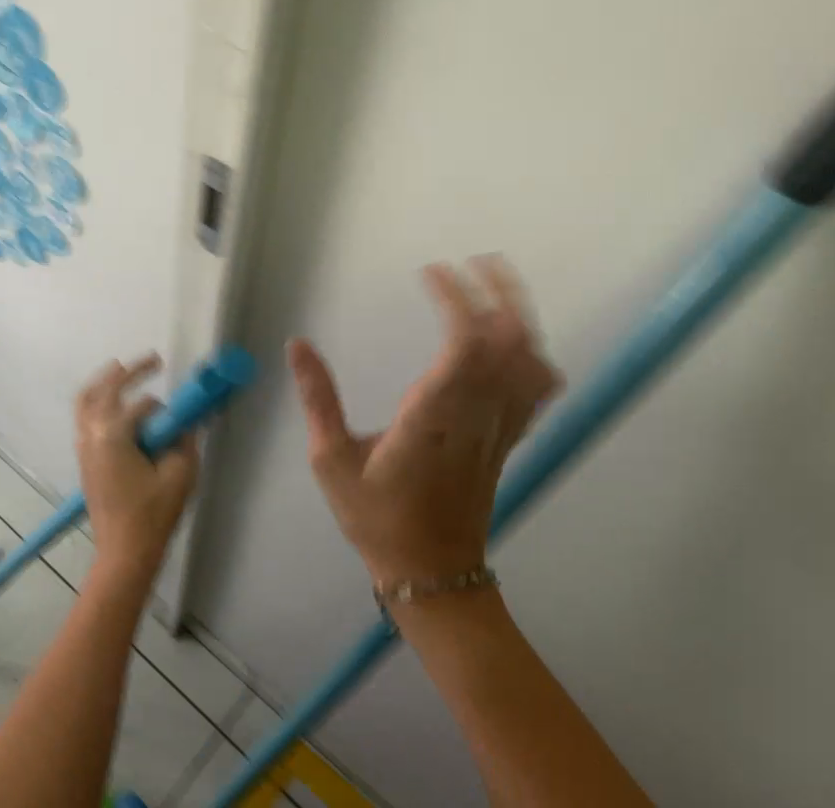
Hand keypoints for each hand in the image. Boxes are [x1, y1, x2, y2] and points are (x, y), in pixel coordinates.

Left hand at [74, 353, 199, 571]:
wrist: (124, 552)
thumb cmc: (153, 514)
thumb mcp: (181, 475)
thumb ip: (185, 441)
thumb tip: (185, 423)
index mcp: (113, 435)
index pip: (141, 406)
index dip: (164, 407)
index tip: (182, 412)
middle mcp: (91, 435)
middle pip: (103, 391)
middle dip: (127, 372)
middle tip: (153, 360)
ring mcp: (83, 448)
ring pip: (85, 402)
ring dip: (103, 383)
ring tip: (119, 369)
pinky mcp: (84, 460)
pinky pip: (84, 419)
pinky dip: (96, 403)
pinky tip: (113, 406)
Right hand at [290, 256, 560, 585]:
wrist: (430, 571)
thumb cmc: (375, 517)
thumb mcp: (331, 460)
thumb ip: (317, 398)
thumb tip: (298, 345)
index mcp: (433, 417)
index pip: (463, 344)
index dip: (456, 300)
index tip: (432, 273)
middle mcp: (476, 417)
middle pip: (509, 343)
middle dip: (499, 295)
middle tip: (477, 262)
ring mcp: (500, 430)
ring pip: (530, 364)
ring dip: (521, 319)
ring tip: (497, 287)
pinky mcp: (508, 442)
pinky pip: (536, 393)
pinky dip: (534, 357)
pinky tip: (518, 342)